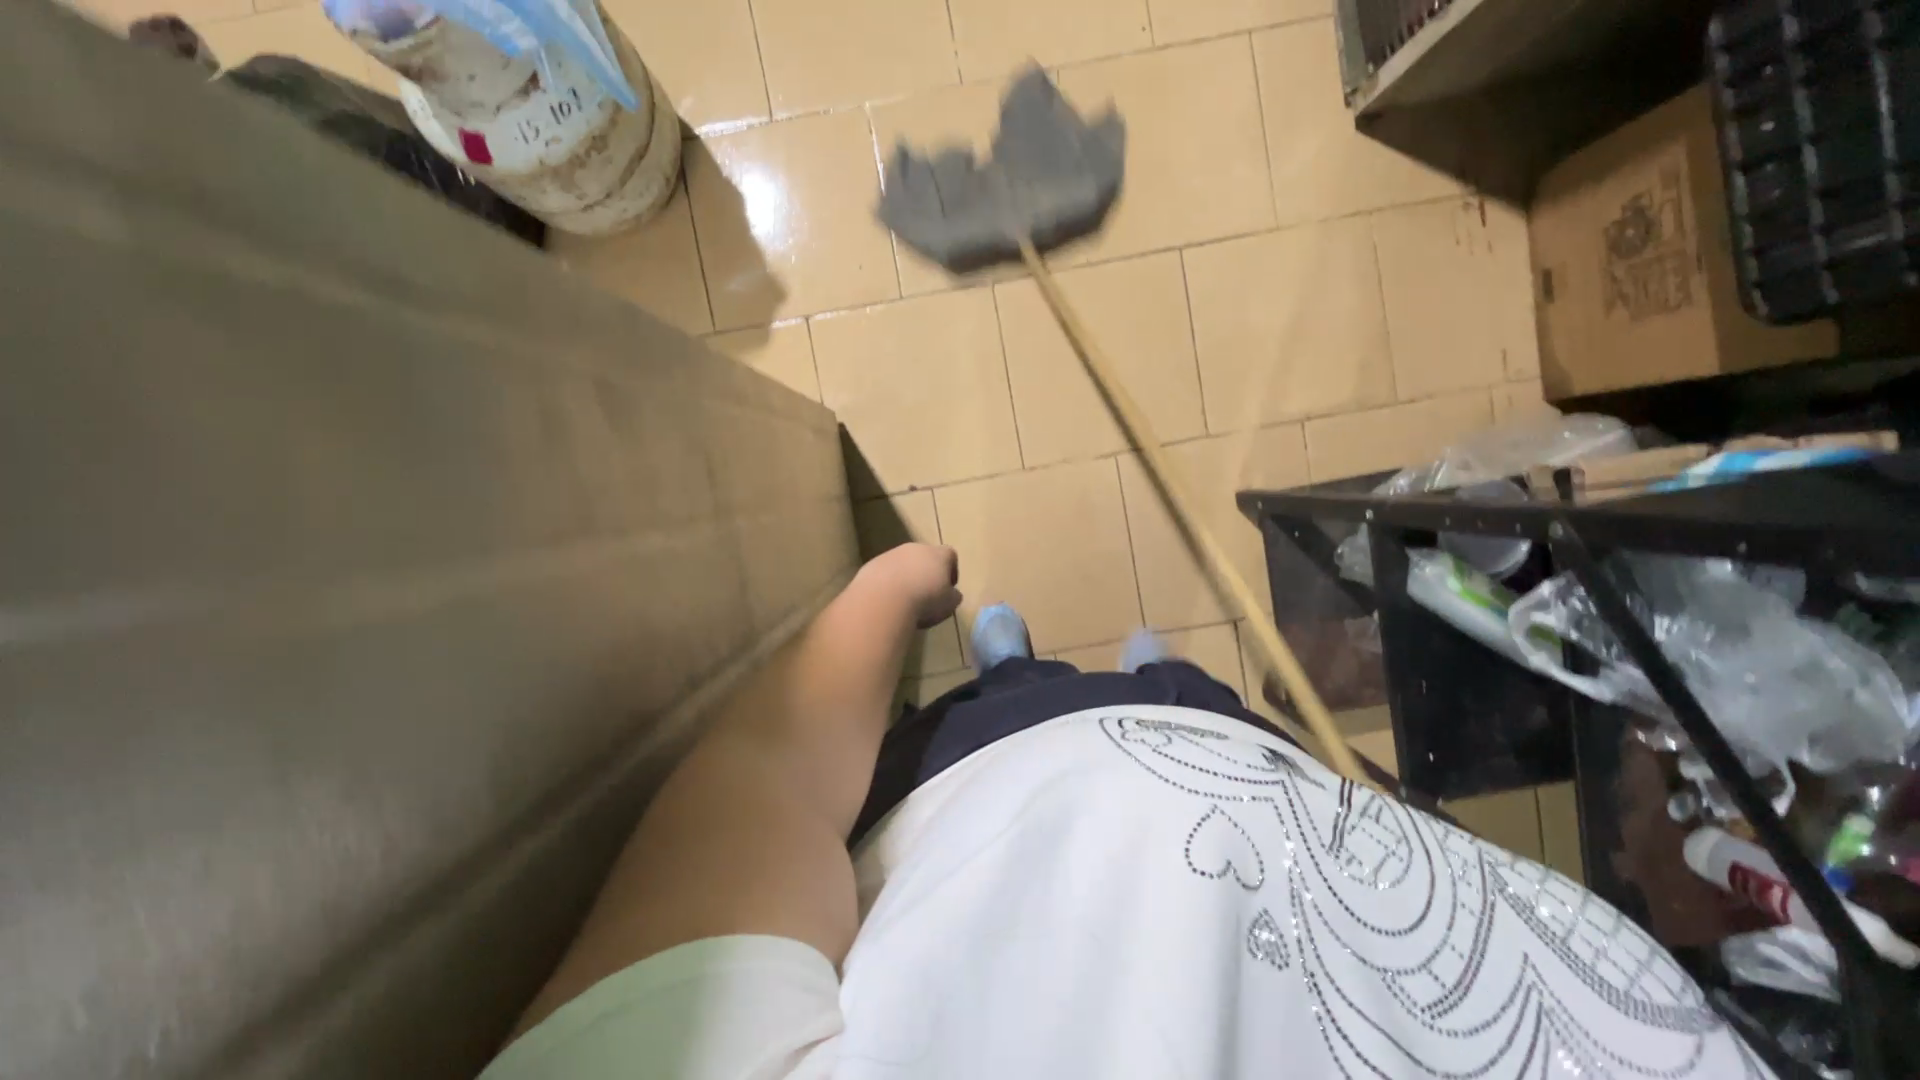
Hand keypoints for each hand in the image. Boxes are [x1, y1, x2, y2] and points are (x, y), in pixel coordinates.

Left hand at [860, 543, 961, 628]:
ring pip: (902, 563)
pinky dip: (887, 583)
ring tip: (904, 599)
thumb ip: (953, 596)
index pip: (950, 555)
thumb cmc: (924, 601)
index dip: (951, 570)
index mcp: (937, 554)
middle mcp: (914, 548)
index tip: (948, 587)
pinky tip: (886, 600)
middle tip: (926, 594)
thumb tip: (951, 594)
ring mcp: (890, 555)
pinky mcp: (871, 565)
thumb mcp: (949, 604)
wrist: (882, 601)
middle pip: (924, 556)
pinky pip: (884, 572)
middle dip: (926, 572)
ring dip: (905, 577)